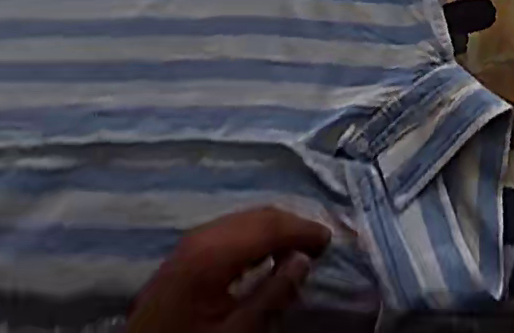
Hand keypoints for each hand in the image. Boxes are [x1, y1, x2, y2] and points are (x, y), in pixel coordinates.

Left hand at [128, 207, 331, 332]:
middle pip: (257, 216)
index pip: (269, 226)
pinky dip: (255, 234)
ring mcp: (191, 241)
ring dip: (274, 228)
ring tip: (297, 248)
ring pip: (244, 219)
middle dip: (291, 225)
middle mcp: (202, 235)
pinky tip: (265, 253)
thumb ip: (271, 296)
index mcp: (214, 252)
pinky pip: (230, 229)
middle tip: (318, 243)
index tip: (328, 240)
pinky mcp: (185, 253)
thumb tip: (302, 260)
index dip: (302, 230)